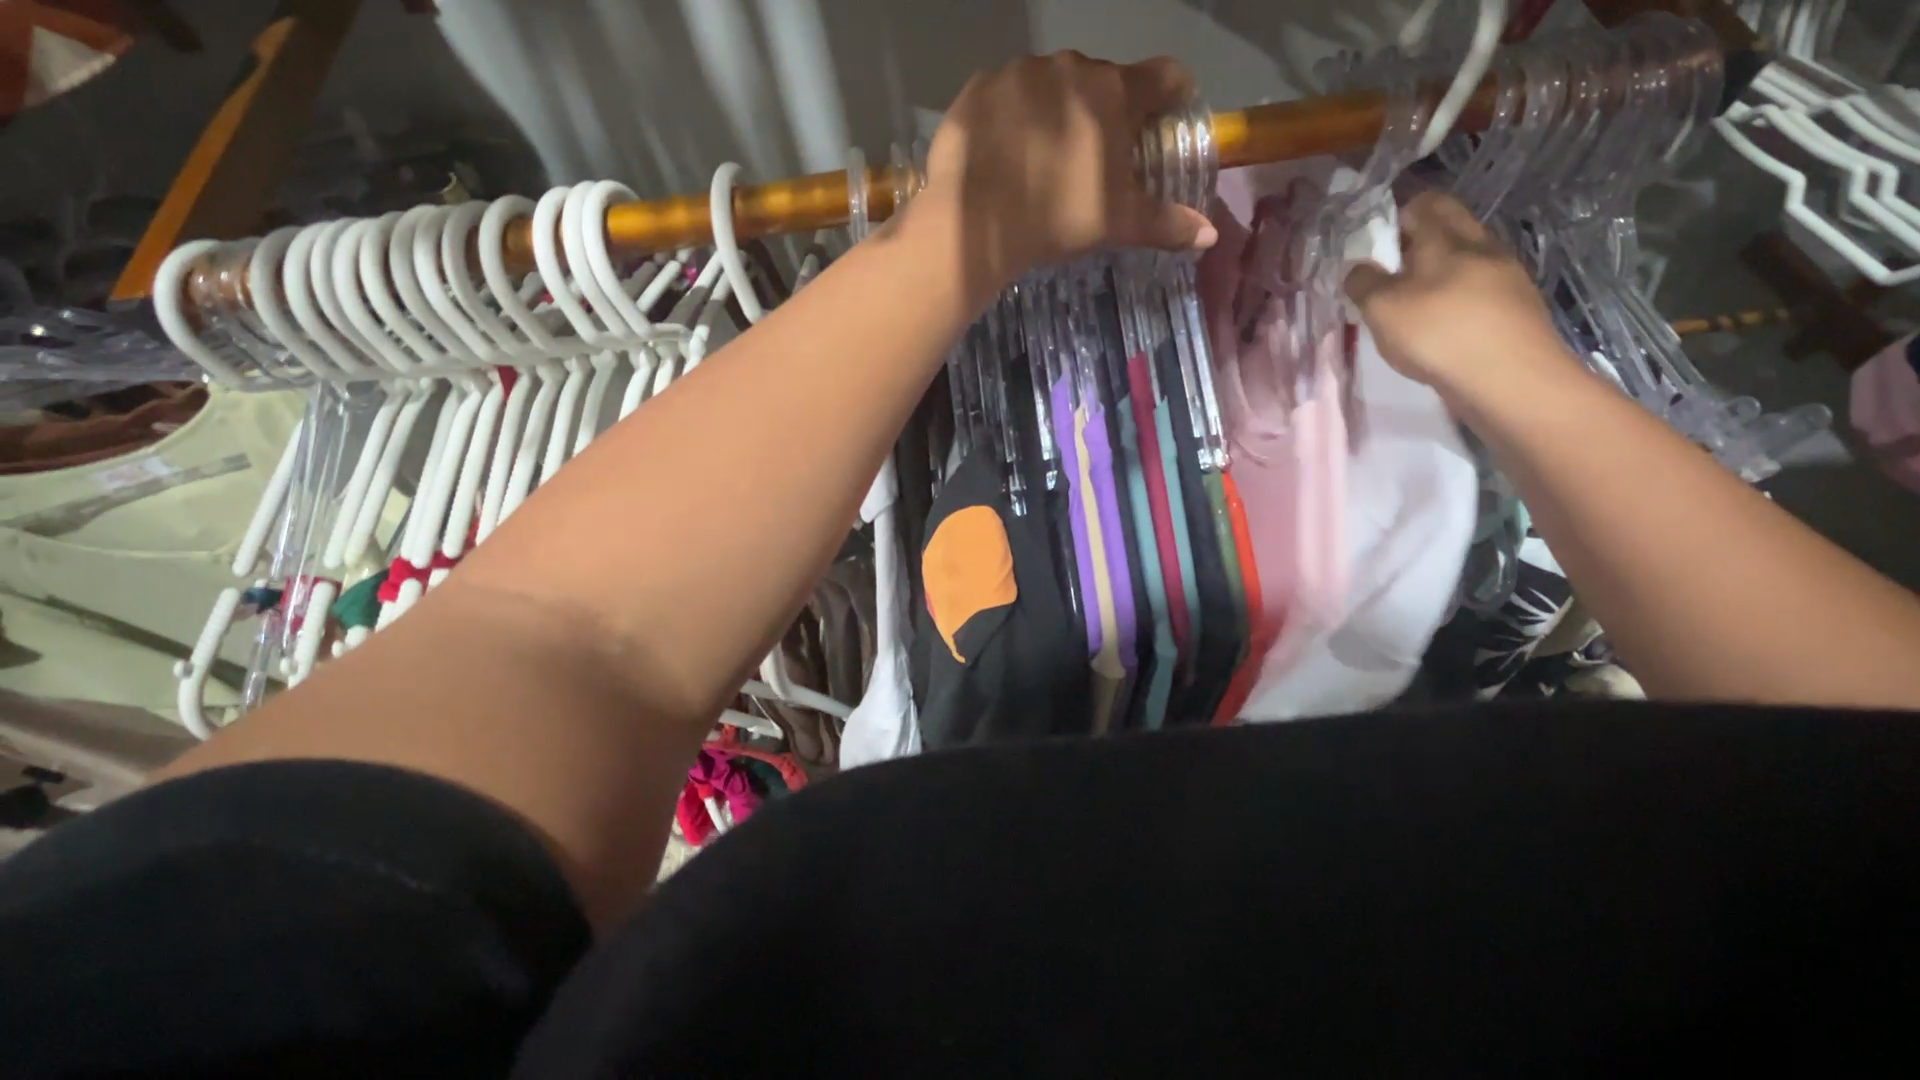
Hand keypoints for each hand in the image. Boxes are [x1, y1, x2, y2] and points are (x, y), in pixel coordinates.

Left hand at [917, 51, 1217, 291]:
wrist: (975, 220)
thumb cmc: (1058, 216)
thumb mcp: (1118, 223)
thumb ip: (1166, 223)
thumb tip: (1209, 235)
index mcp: (1114, 91)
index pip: (1164, 75)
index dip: (1171, 98)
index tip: (1165, 121)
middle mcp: (1070, 66)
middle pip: (1104, 80)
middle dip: (1106, 112)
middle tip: (1096, 156)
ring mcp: (1020, 72)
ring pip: (1052, 85)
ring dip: (1057, 111)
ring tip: (1045, 157)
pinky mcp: (979, 87)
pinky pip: (1008, 94)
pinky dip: (1014, 116)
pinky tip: (1006, 152)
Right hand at [1344, 193, 1574, 396]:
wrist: (1510, 378)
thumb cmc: (1438, 334)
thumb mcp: (1382, 309)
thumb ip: (1363, 283)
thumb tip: (1358, 268)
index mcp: (1447, 237)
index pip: (1425, 203)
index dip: (1399, 215)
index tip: (1376, 243)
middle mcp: (1482, 246)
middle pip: (1449, 228)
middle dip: (1419, 244)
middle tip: (1391, 274)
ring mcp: (1506, 276)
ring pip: (1466, 260)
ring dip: (1440, 273)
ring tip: (1414, 305)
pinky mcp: (1517, 307)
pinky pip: (1480, 290)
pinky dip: (1459, 300)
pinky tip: (1445, 328)